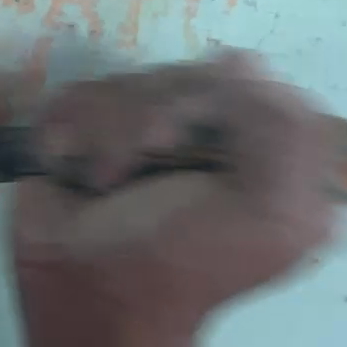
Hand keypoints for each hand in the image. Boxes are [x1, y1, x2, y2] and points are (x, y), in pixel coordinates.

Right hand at [10, 51, 337, 330]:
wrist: (84, 287)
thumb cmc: (179, 259)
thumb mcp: (267, 213)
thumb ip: (284, 134)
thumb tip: (239, 59)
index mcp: (264, 150)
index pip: (240, 78)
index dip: (199, 98)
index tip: (171, 142)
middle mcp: (206, 133)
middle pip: (170, 77)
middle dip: (135, 125)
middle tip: (124, 176)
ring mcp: (139, 131)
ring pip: (116, 84)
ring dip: (95, 136)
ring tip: (95, 182)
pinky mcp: (83, 131)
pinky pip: (71, 96)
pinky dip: (63, 131)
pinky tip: (66, 166)